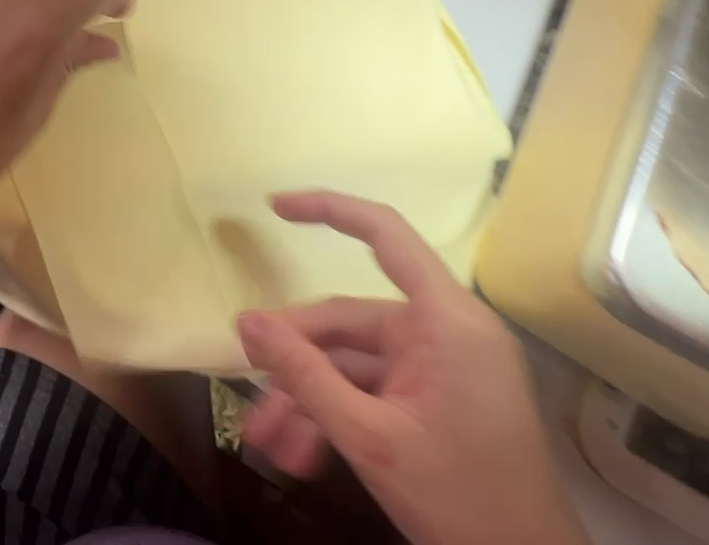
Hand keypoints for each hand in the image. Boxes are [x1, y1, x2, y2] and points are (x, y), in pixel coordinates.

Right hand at [238, 192, 589, 544]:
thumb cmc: (464, 502)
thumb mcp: (369, 438)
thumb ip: (303, 375)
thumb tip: (244, 321)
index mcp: (448, 324)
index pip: (386, 236)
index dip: (328, 210)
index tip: (273, 207)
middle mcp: (443, 333)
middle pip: (344, 319)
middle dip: (293, 357)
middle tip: (245, 382)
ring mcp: (437, 367)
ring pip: (345, 360)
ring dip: (303, 395)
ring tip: (267, 438)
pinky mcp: (430, 397)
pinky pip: (364, 388)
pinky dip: (328, 412)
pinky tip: (296, 449)